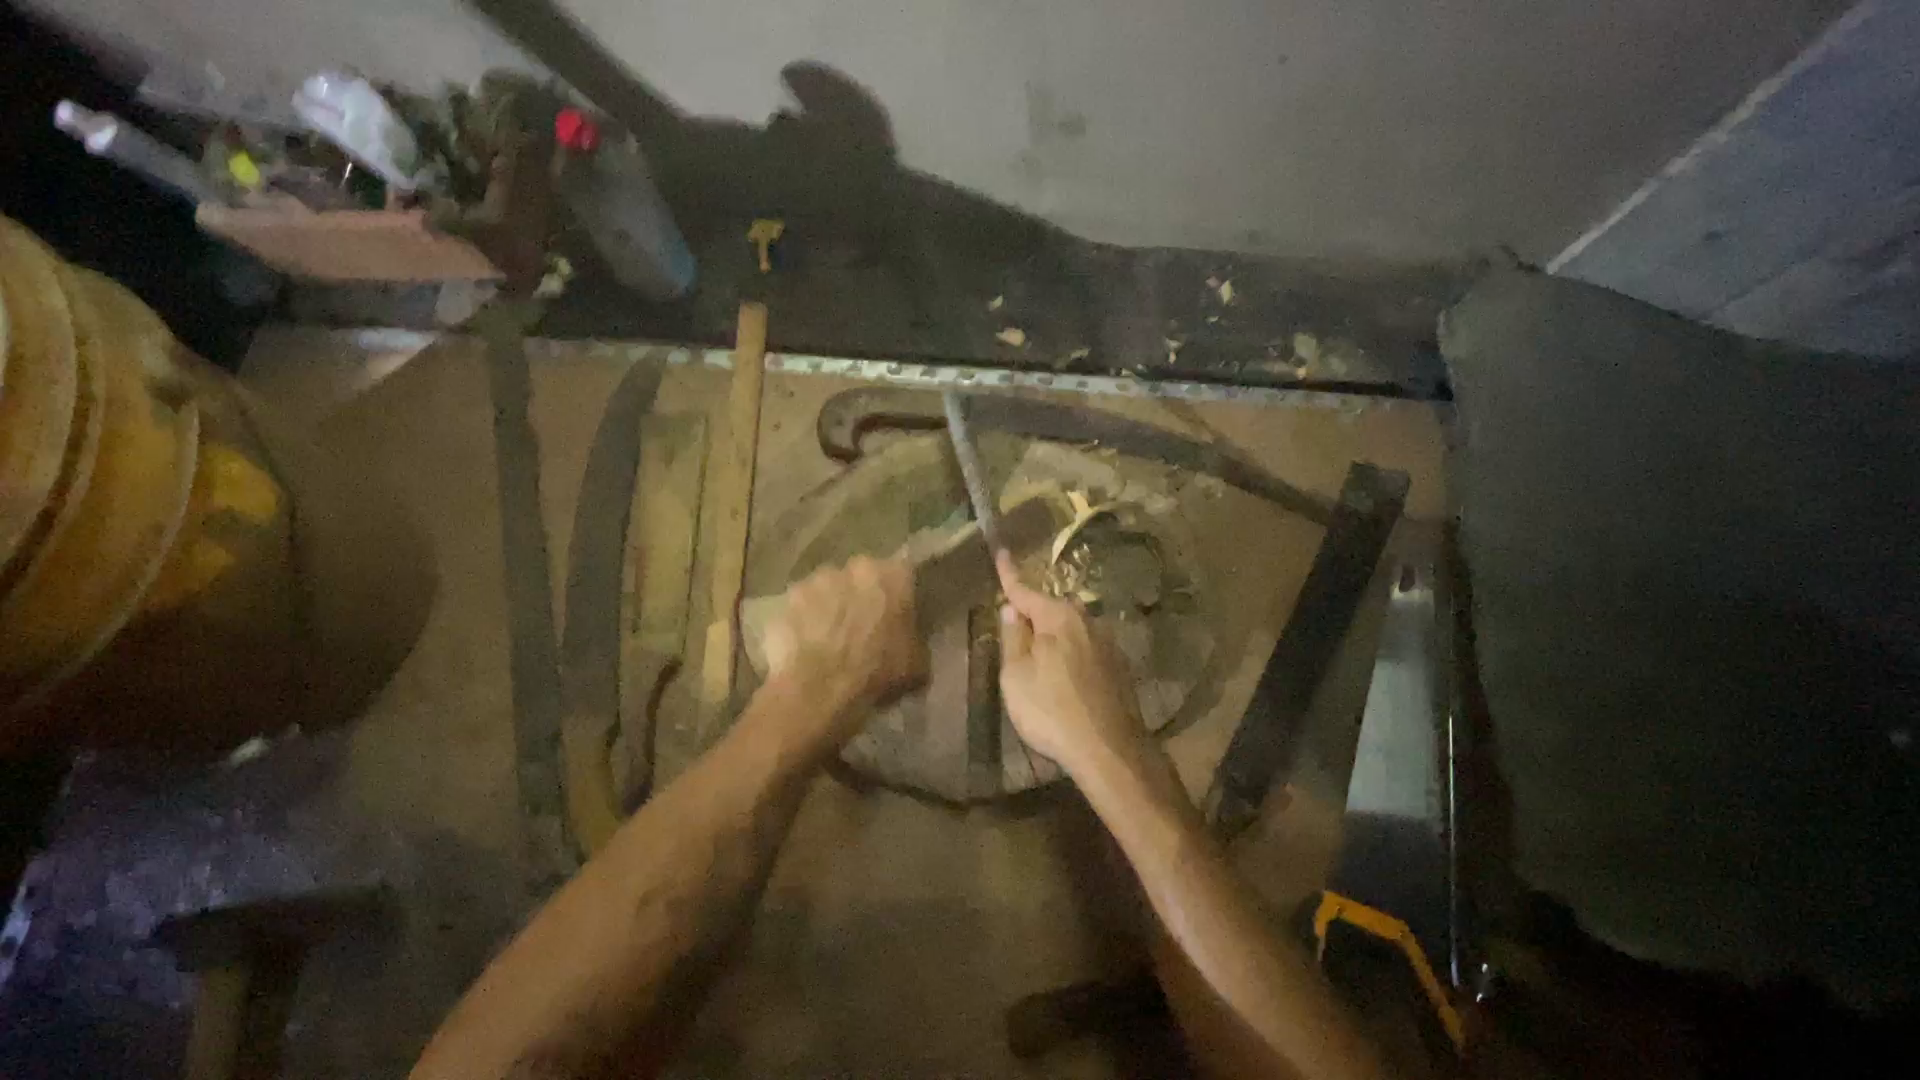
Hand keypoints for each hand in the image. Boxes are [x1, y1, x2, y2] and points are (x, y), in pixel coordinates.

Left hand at [761, 555, 925, 727]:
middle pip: (862, 576)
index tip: (897, 613)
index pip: (903, 574)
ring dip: (831, 605)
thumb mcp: (917, 664)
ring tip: (830, 636)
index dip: (899, 595)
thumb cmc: (877, 673)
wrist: (820, 689)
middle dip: (862, 595)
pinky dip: (803, 620)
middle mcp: (856, 566)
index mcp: (894, 575)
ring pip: (828, 588)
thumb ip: (915, 639)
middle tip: (862, 625)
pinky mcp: (788, 597)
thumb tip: (911, 642)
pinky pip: (801, 606)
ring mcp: (817, 578)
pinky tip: (805, 643)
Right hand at [995, 551, 1148, 776]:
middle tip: (1014, 623)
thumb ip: (1013, 638)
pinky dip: (1072, 653)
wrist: (1109, 750)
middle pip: (1053, 608)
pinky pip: (1087, 648)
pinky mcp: (1119, 668)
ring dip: (1055, 634)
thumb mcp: (1016, 676)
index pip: (1025, 590)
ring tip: (1039, 654)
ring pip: (1073, 628)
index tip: (1000, 551)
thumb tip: (1012, 609)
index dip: (1009, 573)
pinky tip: (1065, 676)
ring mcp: (1108, 644)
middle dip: (1034, 610)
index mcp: (1059, 618)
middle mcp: (1088, 622)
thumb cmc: (1051, 710)